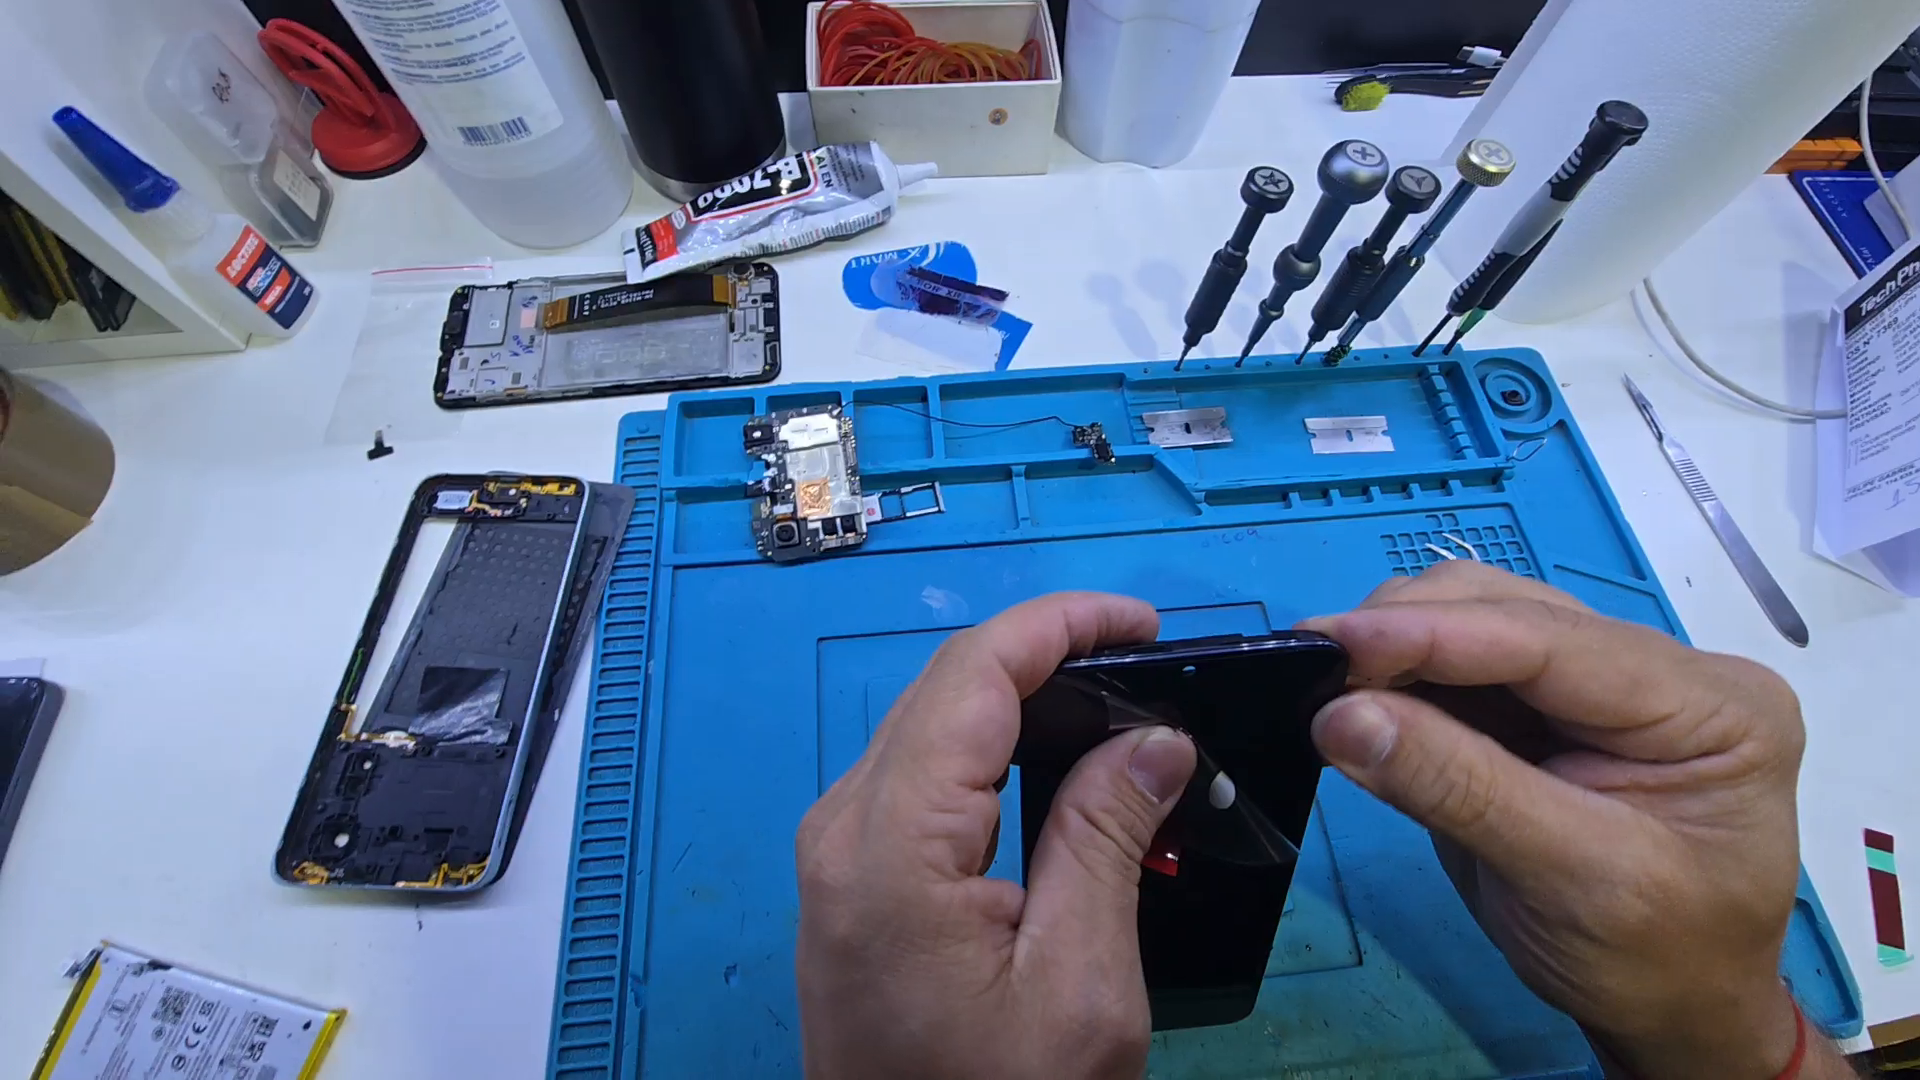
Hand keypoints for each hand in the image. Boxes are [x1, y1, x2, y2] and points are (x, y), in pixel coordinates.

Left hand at [795, 593, 1196, 1079]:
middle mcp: (845, 819)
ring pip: (935, 716)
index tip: (1137, 621)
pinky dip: (991, 736)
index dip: (1056, 625)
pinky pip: (924, 761)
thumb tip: (1154, 739)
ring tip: (1107, 693)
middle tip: (1136, 661)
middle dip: (1044, 652)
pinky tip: (1049, 745)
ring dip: (1019, 690)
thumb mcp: (1079, 985)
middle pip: (947, 686)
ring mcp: (840, 839)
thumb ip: (1106, 838)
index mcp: (889, 840)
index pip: (972, 675)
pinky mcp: (853, 860)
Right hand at [1302, 562, 1821, 1079]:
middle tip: (1312, 671)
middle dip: (1397, 630)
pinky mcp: (1521, 695)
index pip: (1543, 639)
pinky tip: (1354, 694)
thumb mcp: (1568, 879)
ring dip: (1385, 643)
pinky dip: (1385, 668)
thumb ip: (1454, 786)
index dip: (1426, 632)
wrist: (1656, 1001)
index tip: (1325, 640)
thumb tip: (1337, 715)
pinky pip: (1437, 655)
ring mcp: (1578, 674)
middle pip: (1493, 603)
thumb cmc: (1647, 955)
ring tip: (1330, 686)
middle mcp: (1644, 665)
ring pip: (1457, 611)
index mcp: (1704, 703)